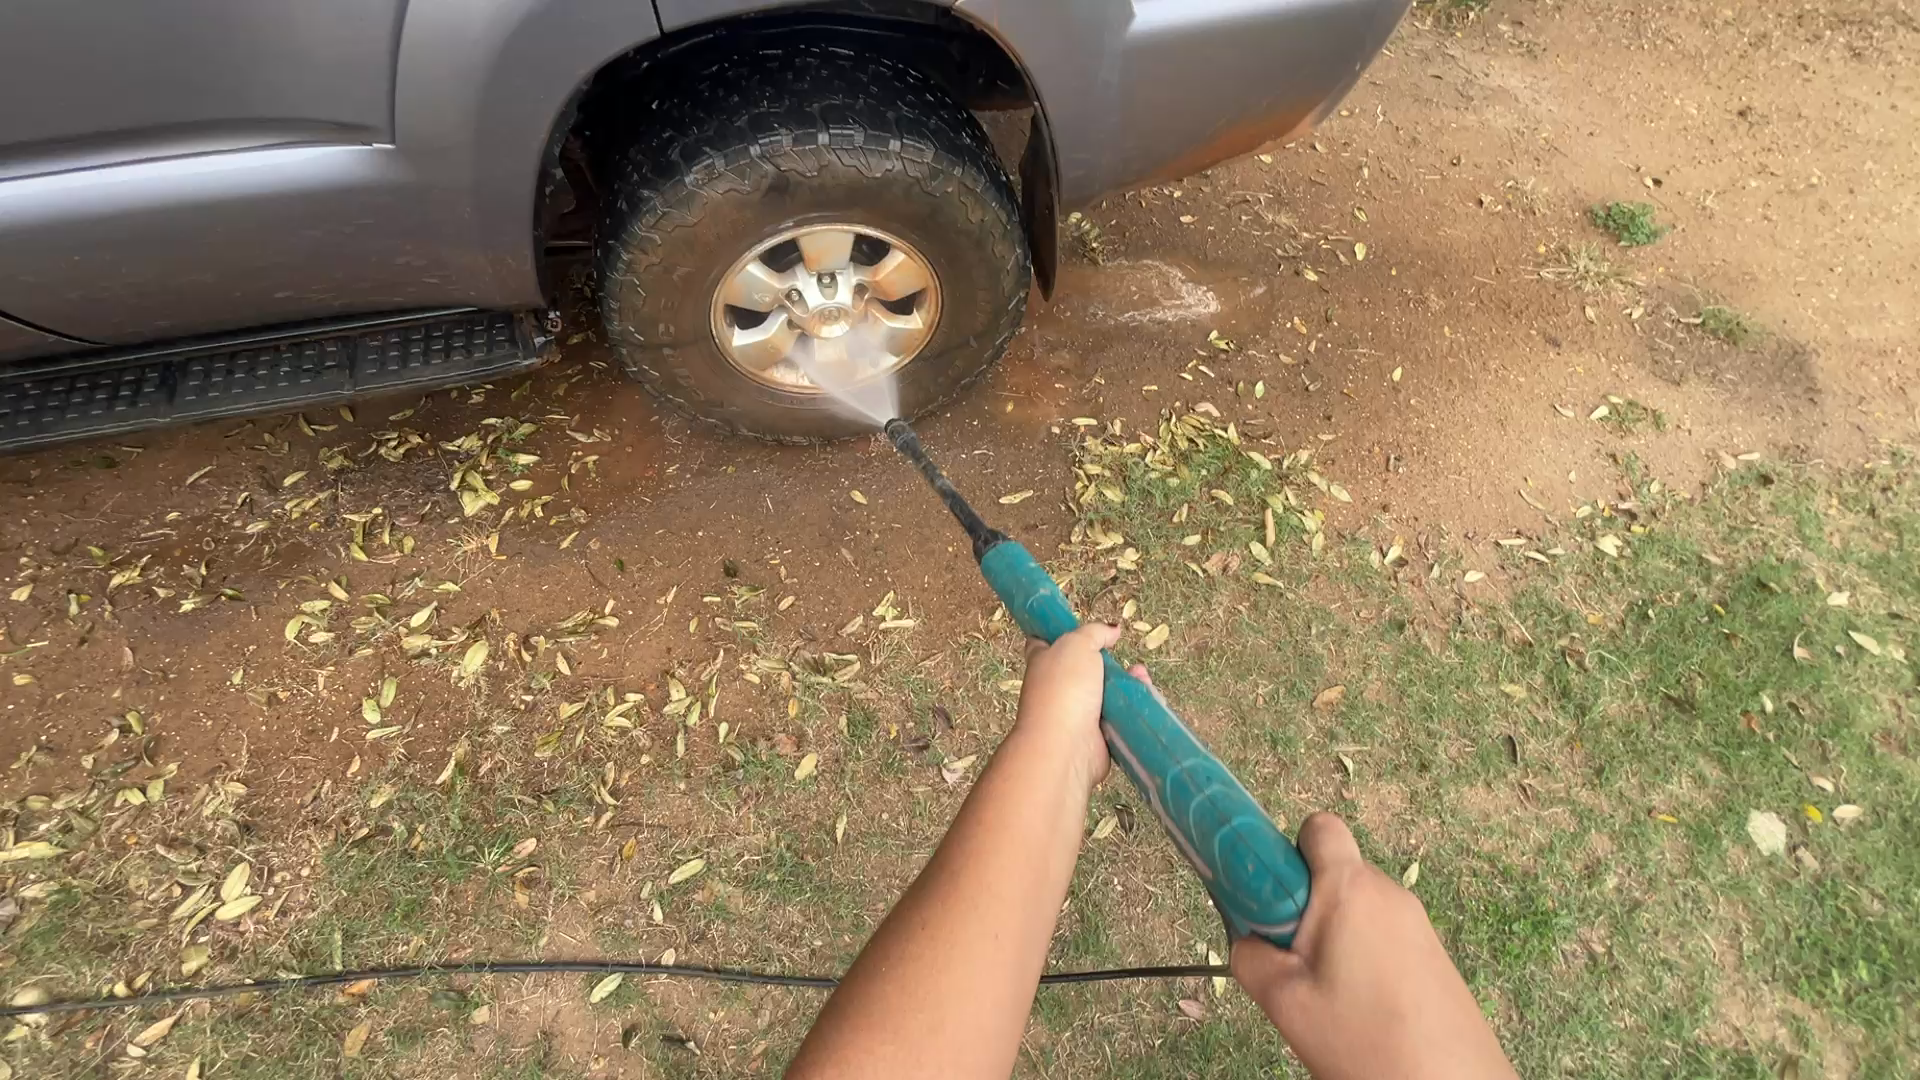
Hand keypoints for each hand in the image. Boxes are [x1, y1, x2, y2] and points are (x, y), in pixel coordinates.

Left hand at [1013, 622, 1128, 792]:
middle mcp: (1058, 687)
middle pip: (1088, 667)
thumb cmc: (1064, 689)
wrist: (1066, 746)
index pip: (1046, 642)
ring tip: (1141, 677)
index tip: (1083, 629)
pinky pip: (1121, 716)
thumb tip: (1112, 629)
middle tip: (1126, 659)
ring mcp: (1079, 712)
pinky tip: (1148, 697)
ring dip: (1129, 683)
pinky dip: (1135, 707)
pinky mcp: (1099, 734)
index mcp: (1043, 661)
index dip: (1062, 633)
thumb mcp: (1077, 644)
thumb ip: (1094, 633)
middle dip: (1111, 661)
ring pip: (1109, 691)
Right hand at [1231, 814, 1516, 1079]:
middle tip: (1295, 953)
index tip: (1275, 895)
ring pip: (1357, 903)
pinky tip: (1362, 1004)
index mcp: (1350, 888)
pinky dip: (1363, 951)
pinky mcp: (1436, 956)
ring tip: (1328, 988)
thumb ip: (1248, 953)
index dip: (1290, 849)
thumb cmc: (1364, 1040)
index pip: (1318, 826)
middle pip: (1334, 869)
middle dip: (1306, 899)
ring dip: (1334, 929)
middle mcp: (1389, 892)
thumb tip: (1246, 935)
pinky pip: (1383, 931)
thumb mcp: (1283, 1000)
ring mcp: (1419, 924)